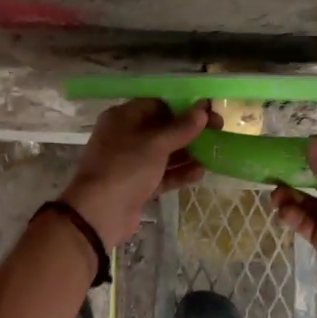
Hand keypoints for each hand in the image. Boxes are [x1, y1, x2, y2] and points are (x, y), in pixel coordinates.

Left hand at [62, 99, 215, 247]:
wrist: (98, 214)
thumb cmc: (125, 168)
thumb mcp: (155, 144)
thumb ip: (180, 127)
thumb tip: (202, 110)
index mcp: (123, 118)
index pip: (157, 104)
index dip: (183, 106)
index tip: (208, 111)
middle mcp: (125, 136)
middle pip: (162, 128)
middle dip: (189, 130)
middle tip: (218, 130)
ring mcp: (130, 162)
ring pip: (163, 152)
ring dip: (187, 152)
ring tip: (214, 151)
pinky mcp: (136, 185)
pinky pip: (161, 174)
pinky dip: (178, 172)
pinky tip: (200, 172)